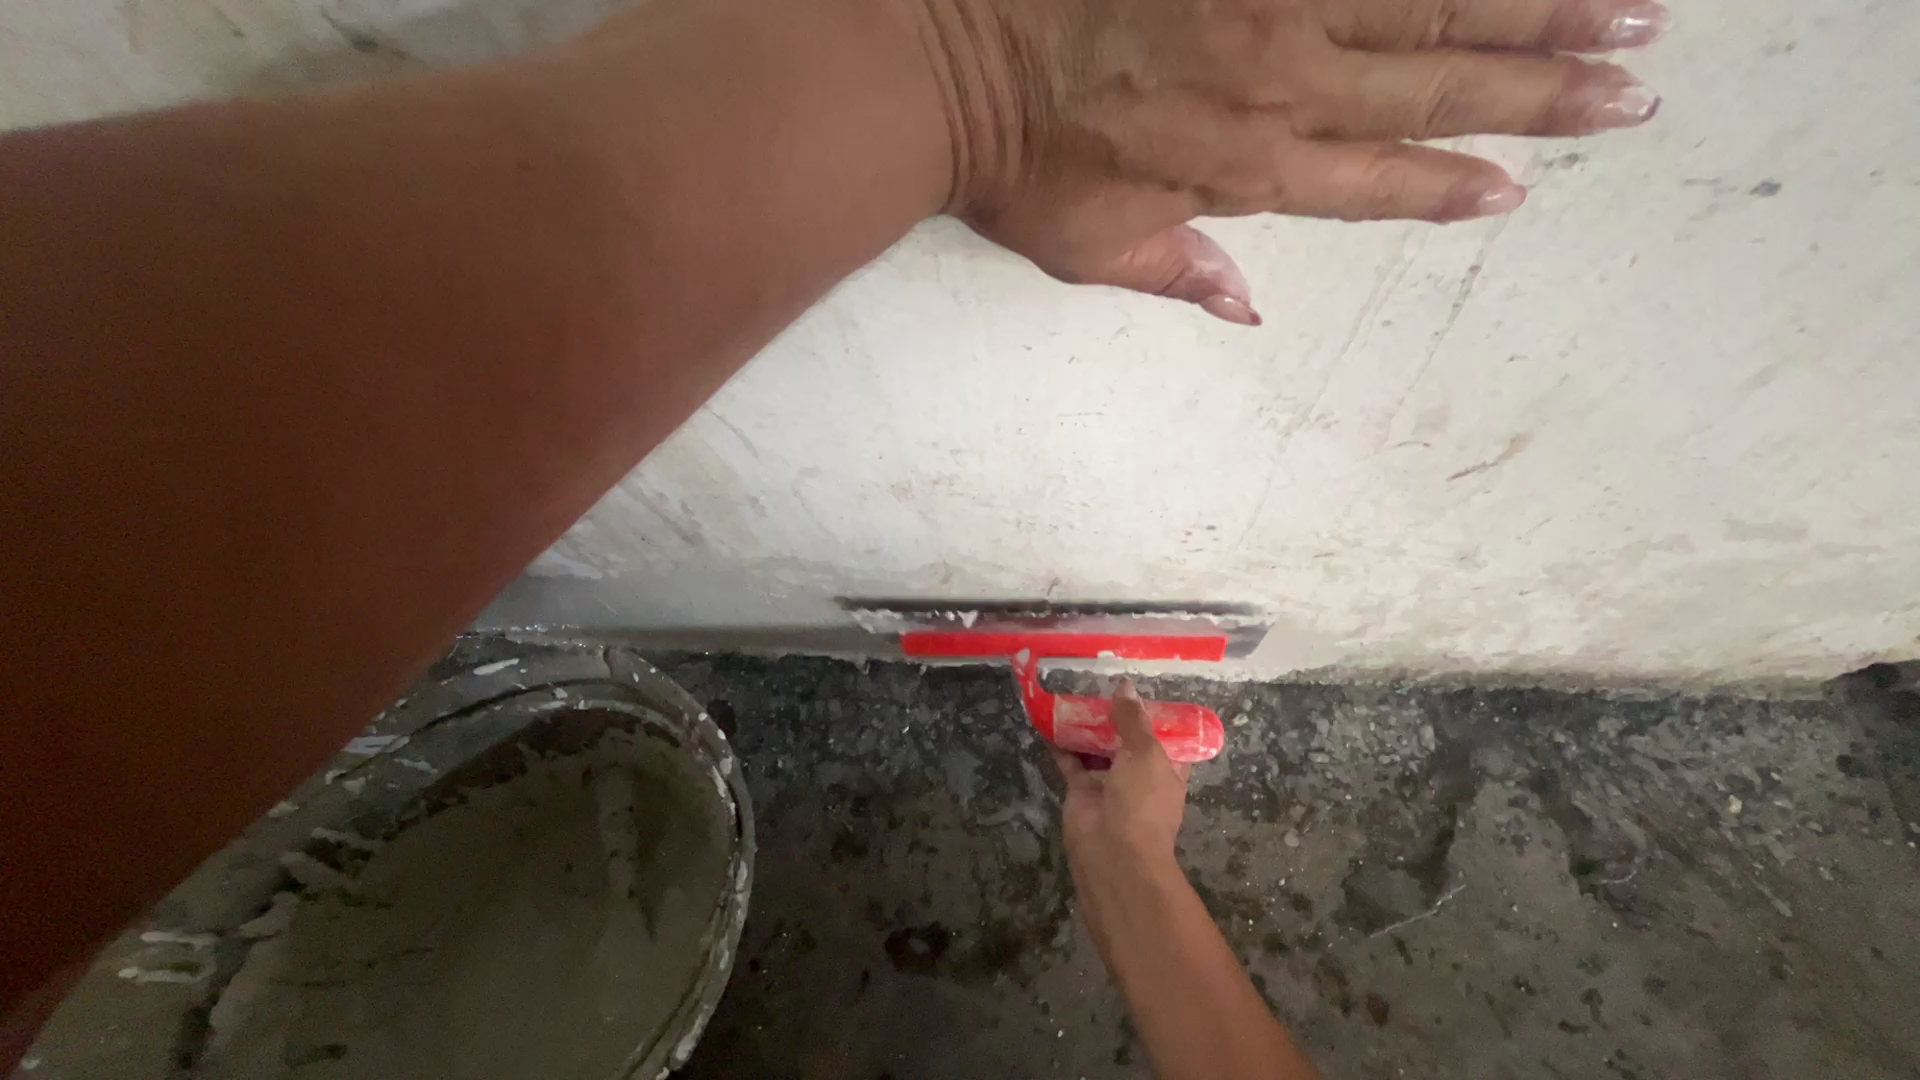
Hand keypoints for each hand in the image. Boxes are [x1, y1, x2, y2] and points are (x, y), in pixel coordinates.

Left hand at [925, 0, 1666, 322]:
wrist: (952, 69)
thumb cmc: (1017, 169)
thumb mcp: (1089, 249)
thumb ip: (1175, 273)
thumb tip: (1246, 311)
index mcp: (1245, 171)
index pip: (1375, 183)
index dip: (1449, 186)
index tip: (1520, 187)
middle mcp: (1280, 85)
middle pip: (1434, 87)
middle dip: (1541, 91)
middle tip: (1636, 87)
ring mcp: (1270, 0)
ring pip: (1431, 1)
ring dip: (1537, 6)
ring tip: (1634, 8)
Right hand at [1052, 678, 1192, 872]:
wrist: (1113, 853)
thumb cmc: (1143, 801)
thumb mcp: (1146, 753)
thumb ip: (1133, 720)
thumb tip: (1125, 686)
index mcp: (1166, 768)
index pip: (1163, 736)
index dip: (1152, 714)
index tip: (1138, 689)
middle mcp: (1139, 773)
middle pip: (1125, 737)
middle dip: (1113, 714)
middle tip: (1098, 683)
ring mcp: (1109, 782)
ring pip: (1096, 746)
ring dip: (1086, 724)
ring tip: (1073, 693)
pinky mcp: (1081, 789)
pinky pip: (1070, 759)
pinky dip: (1060, 741)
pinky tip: (1048, 717)